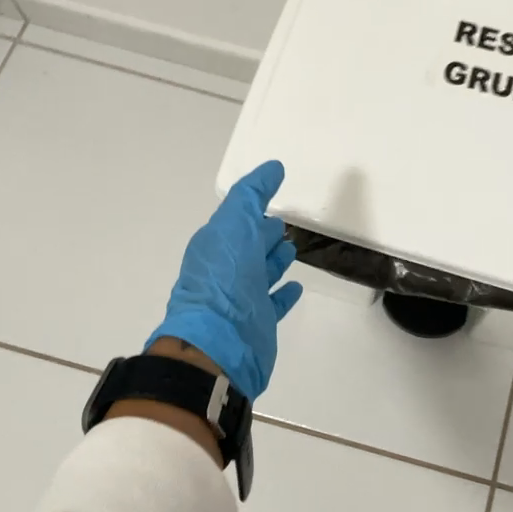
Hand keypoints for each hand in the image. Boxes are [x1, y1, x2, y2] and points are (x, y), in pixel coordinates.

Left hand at [147, 160, 303, 398]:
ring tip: (292, 247)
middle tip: (282, 222)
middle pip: (248, 245)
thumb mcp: (233, 226)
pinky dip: (284, 293)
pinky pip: (273, 303)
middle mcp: (227, 270)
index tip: (274, 183)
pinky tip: (295, 286)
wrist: (220, 342)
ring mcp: (242, 298)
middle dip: (263, 231)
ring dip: (275, 259)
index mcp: (216, 245)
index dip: (253, 201)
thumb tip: (272, 168)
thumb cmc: (225, 279)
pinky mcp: (258, 322)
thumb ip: (250, 196)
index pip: (237, 218)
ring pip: (262, 272)